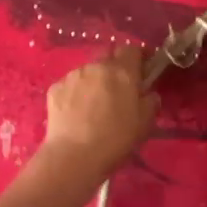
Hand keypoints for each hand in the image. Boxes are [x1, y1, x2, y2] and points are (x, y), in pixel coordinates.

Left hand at [40, 45, 159, 178]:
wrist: (74, 156)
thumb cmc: (115, 140)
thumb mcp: (144, 125)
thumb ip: (150, 103)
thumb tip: (148, 94)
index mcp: (122, 71)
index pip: (132, 49)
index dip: (138, 57)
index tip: (142, 70)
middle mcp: (97, 66)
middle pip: (108, 55)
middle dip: (115, 66)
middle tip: (118, 88)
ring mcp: (73, 75)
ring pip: (88, 70)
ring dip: (94, 80)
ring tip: (94, 104)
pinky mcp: (56, 87)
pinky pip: (71, 84)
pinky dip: (76, 92)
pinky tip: (76, 112)